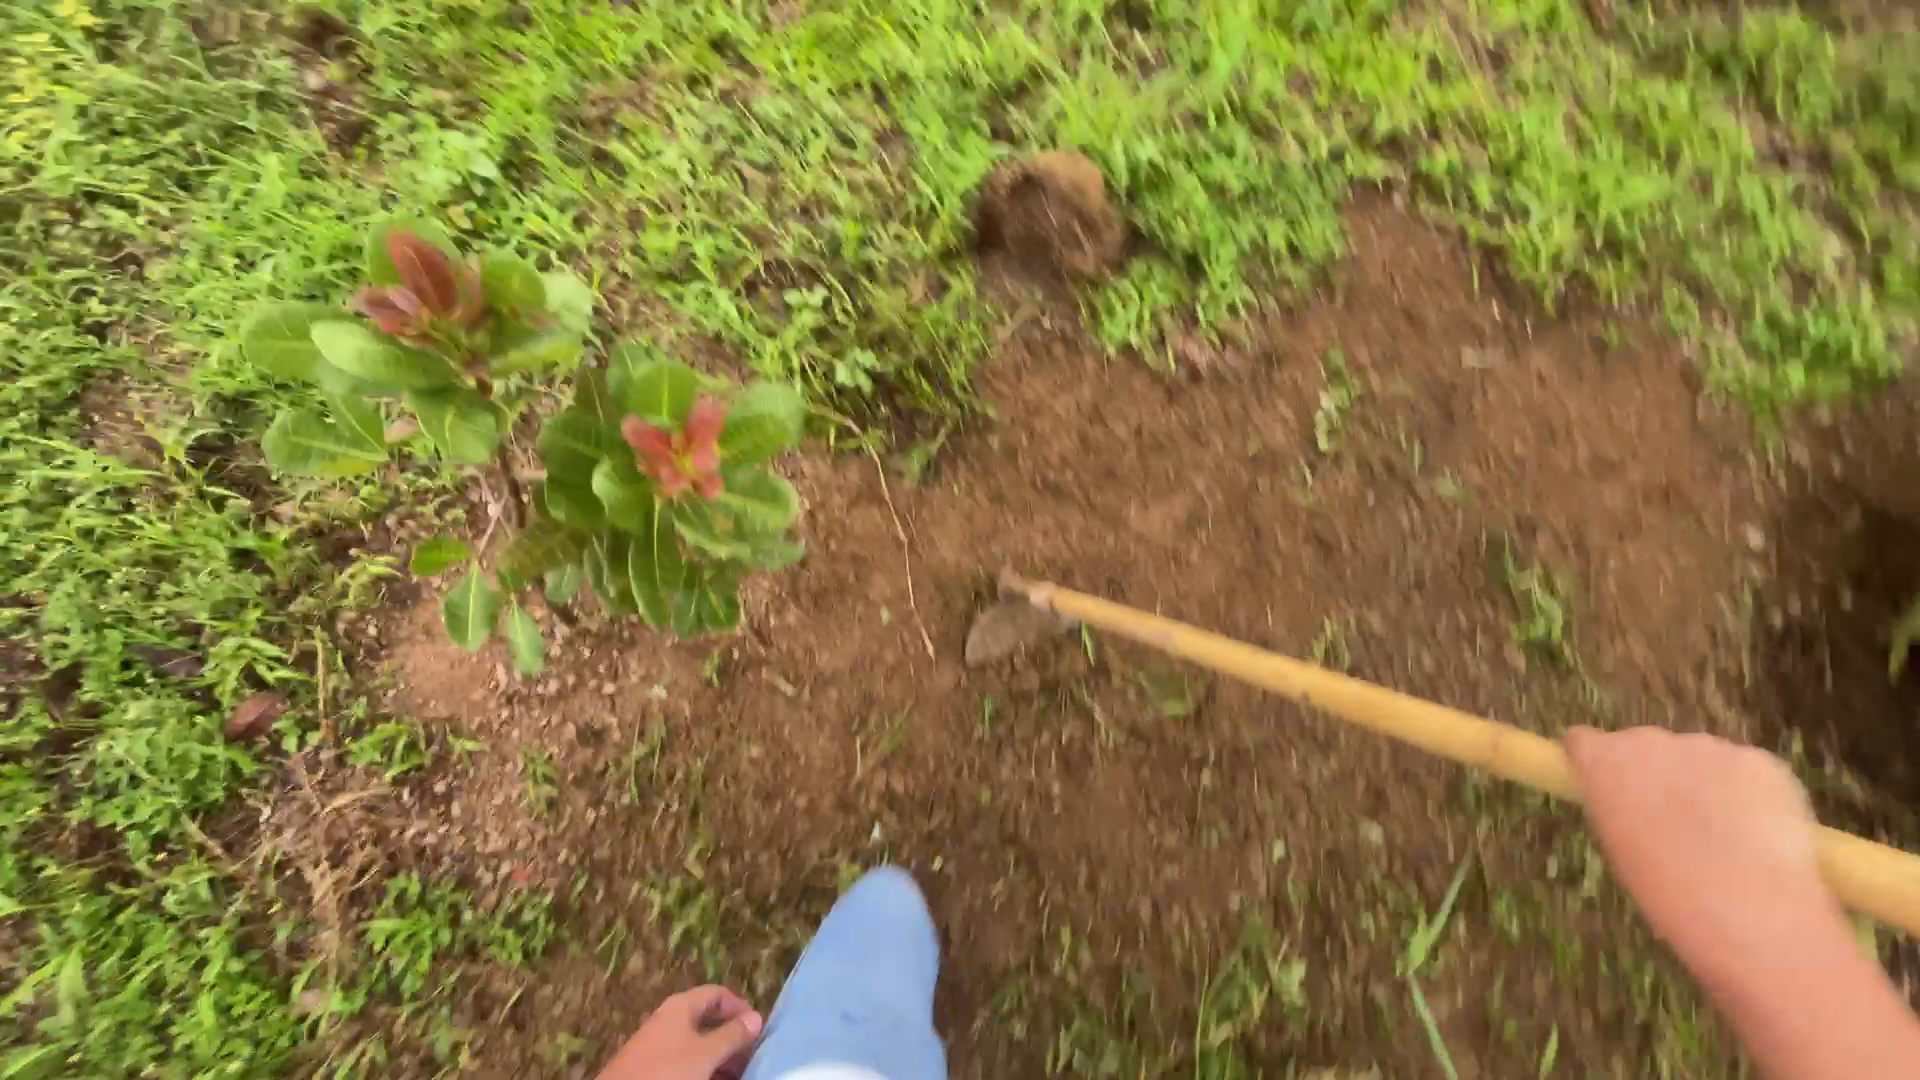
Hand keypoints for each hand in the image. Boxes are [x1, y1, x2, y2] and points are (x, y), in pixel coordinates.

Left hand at [594, 985, 763, 1079]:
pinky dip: (701, 1072)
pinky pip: (683, 1066)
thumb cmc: (665, 1074)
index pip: (717, 994)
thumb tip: (757, 1017)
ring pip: (696, 1048)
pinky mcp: (650, 1072)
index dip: (738, 1007)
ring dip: (718, 1060)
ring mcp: (657, 1048)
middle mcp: (669, 1021)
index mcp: (681, 1007)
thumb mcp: (705, 1055)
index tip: (756, 1029)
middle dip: (730, 1040)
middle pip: (707, 1022)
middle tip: (750, 1059)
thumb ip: (732, 1036)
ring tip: (736, 1076)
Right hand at [1565, 726, 1843, 990]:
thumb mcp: (1613, 837)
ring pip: (1697, 756)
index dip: (1595, 763)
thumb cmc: (1661, 884)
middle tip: (1673, 816)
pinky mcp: (1759, 760)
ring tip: (1724, 829)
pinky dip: (1748, 790)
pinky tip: (1756, 827)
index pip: (1583, 740)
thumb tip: (1625, 794)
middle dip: (1654, 771)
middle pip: (1643, 744)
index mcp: (1599, 757)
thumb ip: (1611, 800)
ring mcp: (1706, 746)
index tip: (1609, 787)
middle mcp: (1647, 739)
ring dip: (1702, 779)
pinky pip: (1745, 768)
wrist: (1748, 909)